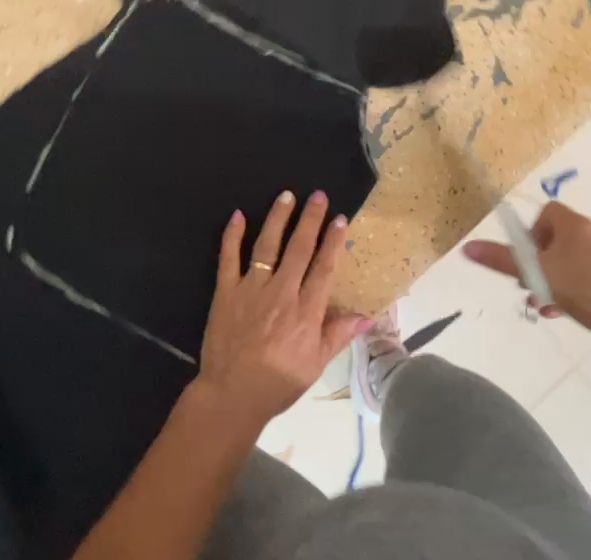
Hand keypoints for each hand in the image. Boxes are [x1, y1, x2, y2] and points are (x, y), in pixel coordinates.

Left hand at [193, 190, 363, 424]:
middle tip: (317, 195)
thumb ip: (337, 335)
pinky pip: (229, 258)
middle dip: (310, 219)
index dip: (333, 242)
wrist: (232, 394)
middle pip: (299, 249)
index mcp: (306, 312)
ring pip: (267, 246)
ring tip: (286, 195)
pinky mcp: (226, 291)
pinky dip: (232, 235)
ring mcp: (251, 289)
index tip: (339, 219)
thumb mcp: (315, 365)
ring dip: (278, 218)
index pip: (324, 268)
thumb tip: (365, 316)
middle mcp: (281, 293)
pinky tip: (237, 215)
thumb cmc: (278, 383)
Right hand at [462, 201, 590, 348]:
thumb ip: (501, 260)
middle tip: (534, 285)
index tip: (529, 258)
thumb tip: (468, 247)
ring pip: (575, 259)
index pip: (547, 212)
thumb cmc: (580, 290)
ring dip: (557, 278)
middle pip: (559, 238)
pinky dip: (578, 287)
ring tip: (549, 305)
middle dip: (542, 262)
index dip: (533, 233)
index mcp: (575, 225)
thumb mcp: (534, 274)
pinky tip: (572, 311)